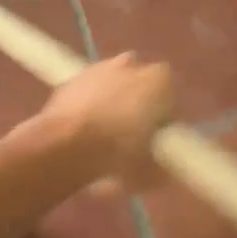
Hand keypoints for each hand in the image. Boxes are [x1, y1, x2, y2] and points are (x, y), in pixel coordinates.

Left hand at [35, 53, 174, 182]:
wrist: (65, 145)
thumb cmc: (117, 154)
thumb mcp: (151, 173)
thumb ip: (162, 166)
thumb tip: (163, 168)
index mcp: (159, 81)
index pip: (171, 98)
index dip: (165, 120)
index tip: (158, 141)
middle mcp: (131, 64)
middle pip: (141, 84)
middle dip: (139, 103)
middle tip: (133, 134)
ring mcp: (99, 66)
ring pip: (114, 82)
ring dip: (114, 100)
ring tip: (105, 133)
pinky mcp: (74, 76)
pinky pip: (90, 89)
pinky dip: (90, 102)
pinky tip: (84, 128)